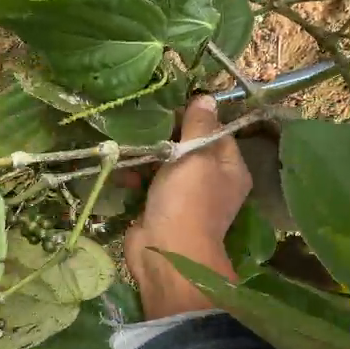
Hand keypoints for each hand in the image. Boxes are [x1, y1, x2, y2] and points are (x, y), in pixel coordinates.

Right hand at [125, 95, 252, 319]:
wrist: (166, 251)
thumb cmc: (187, 201)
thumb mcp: (195, 156)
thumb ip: (198, 126)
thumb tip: (206, 97)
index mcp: (229, 168)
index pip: (215, 132)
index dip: (193, 118)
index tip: (167, 108)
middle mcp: (211, 181)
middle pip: (188, 148)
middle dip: (164, 137)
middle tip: (140, 123)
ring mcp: (184, 196)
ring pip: (164, 166)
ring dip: (145, 156)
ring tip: (125, 146)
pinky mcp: (160, 208)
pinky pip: (148, 184)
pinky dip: (135, 177)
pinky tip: (120, 171)